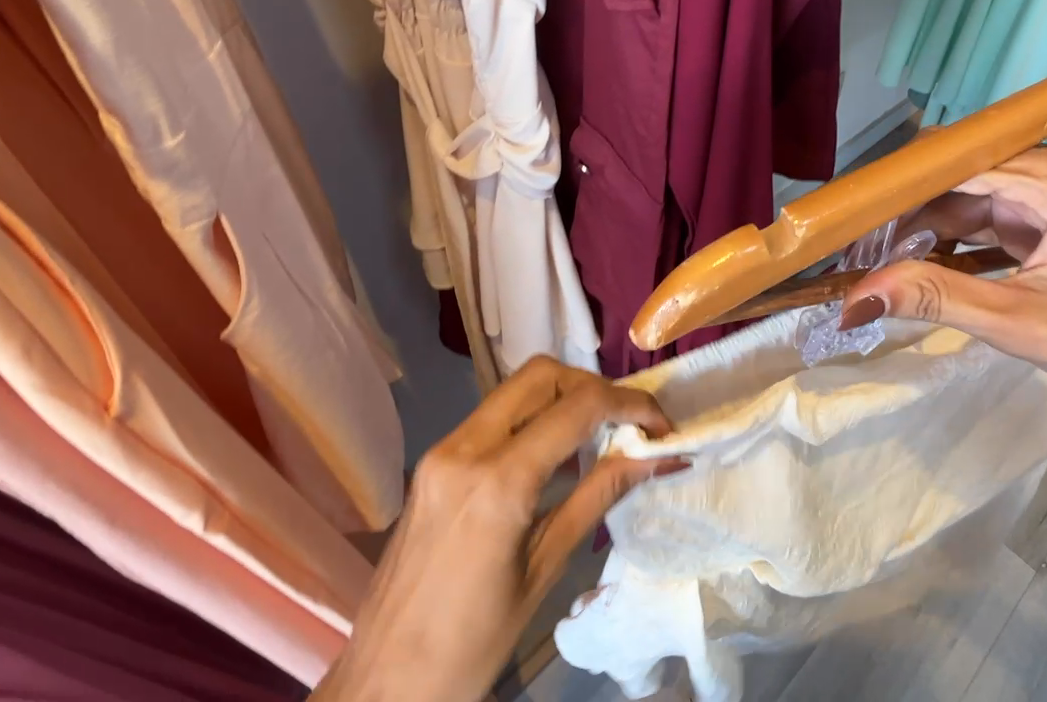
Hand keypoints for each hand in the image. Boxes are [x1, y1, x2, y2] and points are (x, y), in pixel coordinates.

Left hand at [314, 357, 679, 701]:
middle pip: (541, 375)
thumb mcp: (544, 569)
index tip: (663, 425)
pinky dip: (534, 419)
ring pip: (515, 390)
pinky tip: (558, 455)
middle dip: (594, 387)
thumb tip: (656, 458)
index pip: (577, 408)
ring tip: (601, 435)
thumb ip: (598, 497)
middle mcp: (465, 447)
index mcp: (497, 481)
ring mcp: (443, 450)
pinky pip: (494, 417)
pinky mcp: (433, 462)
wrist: (383, 679)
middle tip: (628, 423)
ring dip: (564, 398)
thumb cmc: (472, 643)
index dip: (630, 405)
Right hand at [839, 146, 1046, 450]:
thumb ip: (935, 299)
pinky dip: (957, 250)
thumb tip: (851, 299)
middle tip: (850, 263)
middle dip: (901, 221)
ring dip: (925, 237)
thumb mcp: (1024, 325)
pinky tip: (922, 275)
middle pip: (952, 181)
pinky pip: (992, 225)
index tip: (838, 234)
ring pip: (968, 204)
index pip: (944, 166)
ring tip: (874, 273)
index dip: (887, 198)